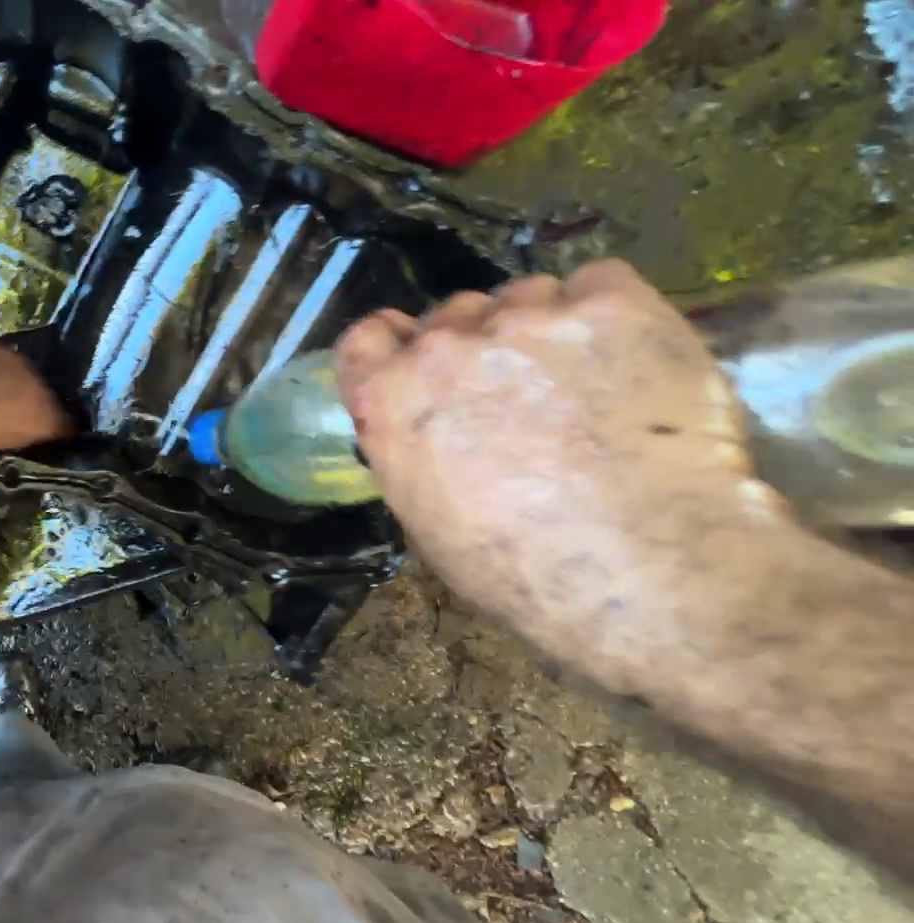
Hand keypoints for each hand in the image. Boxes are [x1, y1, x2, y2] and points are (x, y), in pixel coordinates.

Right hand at [334, 260, 788, 677]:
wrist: (632, 562)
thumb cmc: (510, 564)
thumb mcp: (420, 510)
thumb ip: (412, 444)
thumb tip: (439, 428)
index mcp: (387, 400)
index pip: (365, 340)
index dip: (391, 348)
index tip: (415, 362)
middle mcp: (442, 348)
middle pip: (449, 314)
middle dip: (473, 343)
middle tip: (514, 387)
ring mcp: (525, 319)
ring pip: (525, 297)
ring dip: (540, 327)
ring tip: (582, 378)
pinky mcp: (611, 305)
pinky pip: (597, 284)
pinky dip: (605, 313)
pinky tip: (625, 357)